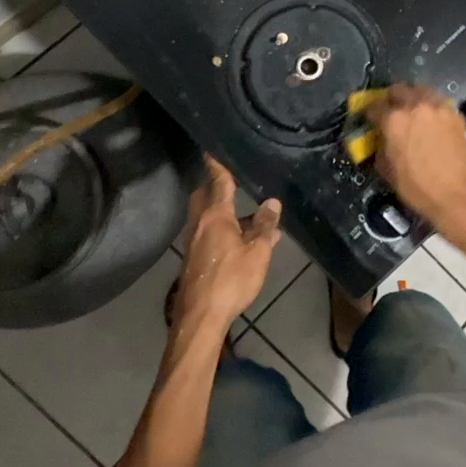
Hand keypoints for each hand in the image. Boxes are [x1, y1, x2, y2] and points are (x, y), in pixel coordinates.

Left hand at [173, 157, 281, 333]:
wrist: (200, 318)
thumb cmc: (231, 280)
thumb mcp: (257, 252)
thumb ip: (264, 226)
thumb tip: (271, 203)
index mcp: (215, 216)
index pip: (217, 181)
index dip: (217, 164)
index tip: (213, 148)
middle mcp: (199, 224)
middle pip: (204, 196)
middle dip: (215, 186)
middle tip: (232, 179)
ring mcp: (194, 242)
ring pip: (206, 216)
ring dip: (223, 210)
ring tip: (248, 214)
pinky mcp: (194, 259)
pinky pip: (208, 232)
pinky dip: (222, 227)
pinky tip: (240, 239)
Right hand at [367, 85, 465, 242]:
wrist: (453, 194)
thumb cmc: (415, 187)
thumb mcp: (386, 170)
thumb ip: (380, 148)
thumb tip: (381, 140)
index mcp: (393, 120)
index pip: (374, 106)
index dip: (369, 112)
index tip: (370, 117)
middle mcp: (415, 106)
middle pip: (399, 89)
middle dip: (392, 98)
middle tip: (391, 109)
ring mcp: (438, 108)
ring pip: (422, 91)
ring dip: (414, 97)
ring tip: (414, 110)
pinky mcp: (456, 115)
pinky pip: (440, 104)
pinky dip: (433, 108)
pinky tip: (433, 121)